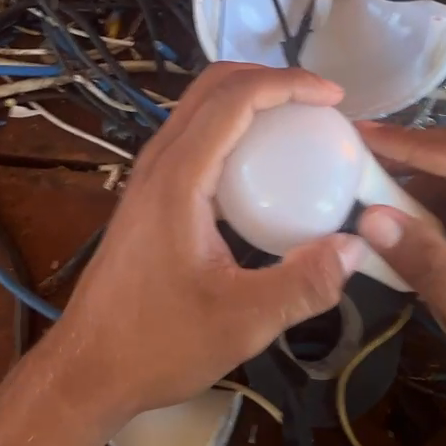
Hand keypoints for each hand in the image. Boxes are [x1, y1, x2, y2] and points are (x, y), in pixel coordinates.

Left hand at [0, 64, 365, 445]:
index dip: (286, 84)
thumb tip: (357, 246)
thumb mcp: (242, 322)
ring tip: (297, 119)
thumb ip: (303, 284)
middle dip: (269, 78)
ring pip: (200, 105)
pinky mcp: (150, 190)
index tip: (333, 97)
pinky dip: (232, 124)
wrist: (88, 367)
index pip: (234, 99)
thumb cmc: (158, 343)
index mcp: (179, 176)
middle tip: (319, 102)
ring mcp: (150, 172)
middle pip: (213, 86)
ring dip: (248, 96)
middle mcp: (160, 160)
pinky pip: (194, 133)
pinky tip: (261, 162)